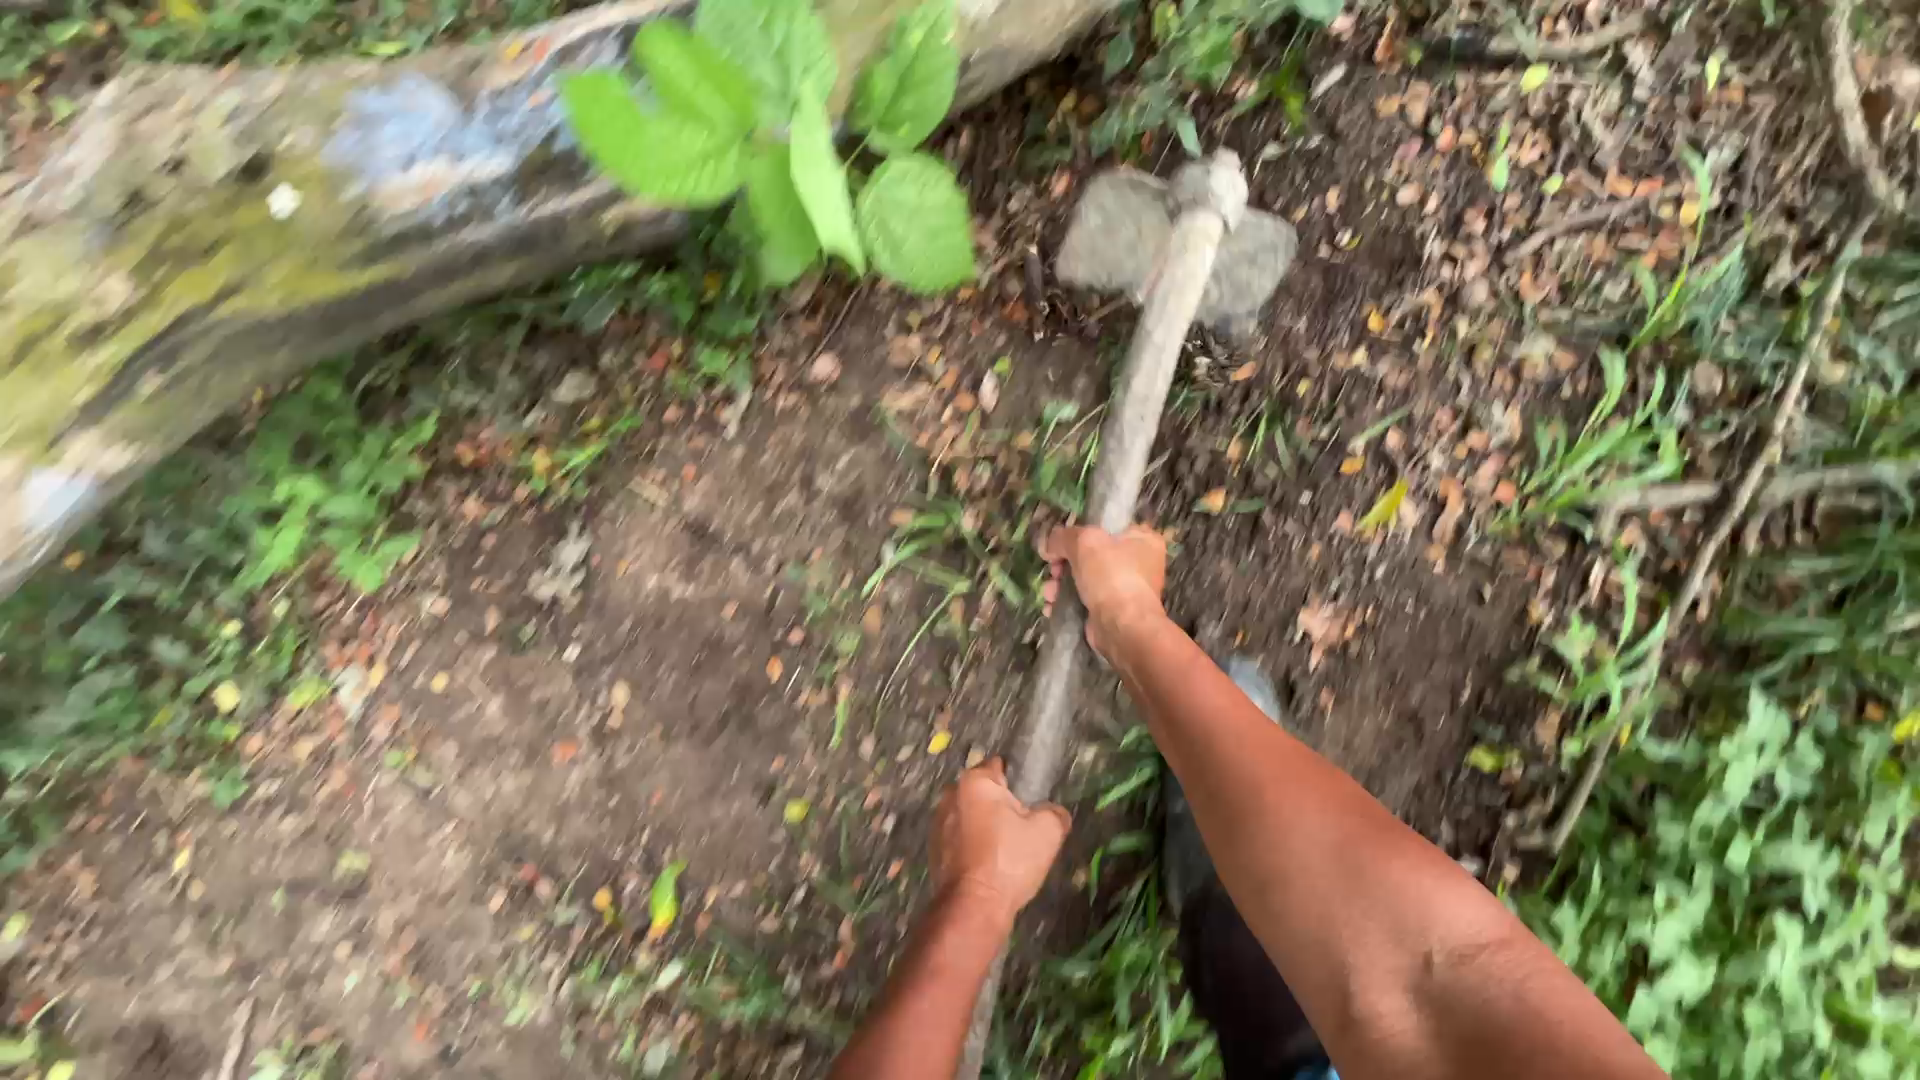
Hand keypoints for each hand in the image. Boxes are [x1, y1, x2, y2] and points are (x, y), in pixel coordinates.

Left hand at [930, 758, 1071, 927]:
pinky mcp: (933, 850)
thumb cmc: (1010, 860)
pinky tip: (988, 865)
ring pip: (969, 816)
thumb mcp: (1048, 832)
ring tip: (1006, 850)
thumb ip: (1055, 813)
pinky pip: (959, 839)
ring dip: (983, 826)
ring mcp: (938, 823)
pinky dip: (972, 846)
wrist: (974, 906)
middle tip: (1021, 827)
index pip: (998, 765)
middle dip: (999, 804)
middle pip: (982, 792)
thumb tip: (1054, 812)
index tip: (1029, 798)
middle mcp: (951, 795)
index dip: (1016, 779)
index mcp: (976, 782)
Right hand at [1040, 524, 1167, 659]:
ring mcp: (1125, 589)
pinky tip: (1051, 606)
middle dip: (1064, 564)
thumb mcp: (1084, 541)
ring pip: (1083, 579)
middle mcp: (1138, 563)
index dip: (1080, 532)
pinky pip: (1083, 600)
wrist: (1122, 626)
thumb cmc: (1111, 575)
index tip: (1060, 543)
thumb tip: (1049, 546)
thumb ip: (1062, 537)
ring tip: (1050, 593)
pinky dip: (1066, 602)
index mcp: (1142, 539)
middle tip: (1053, 570)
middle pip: (1090, 554)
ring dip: (1060, 585)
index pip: (1107, 527)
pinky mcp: (1112, 611)